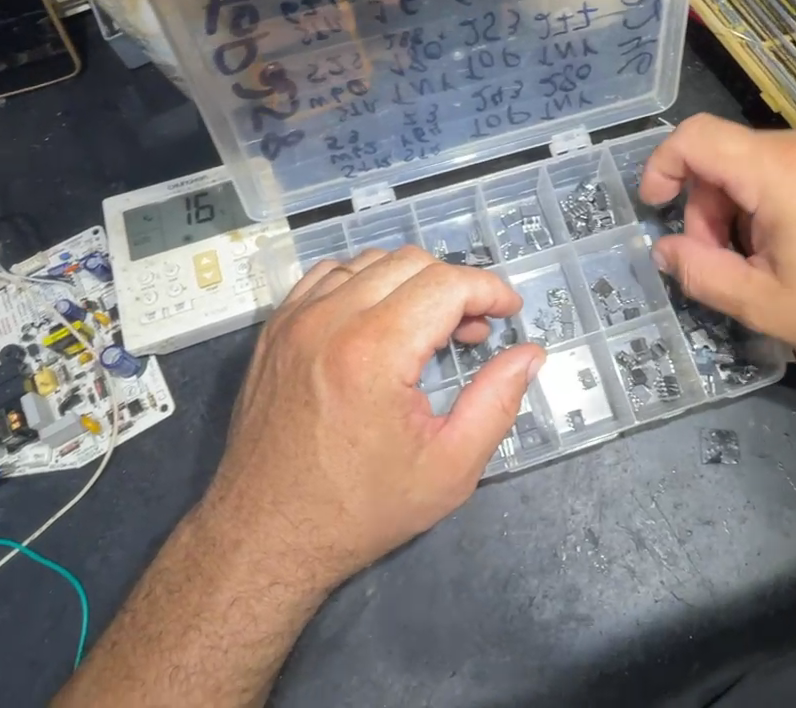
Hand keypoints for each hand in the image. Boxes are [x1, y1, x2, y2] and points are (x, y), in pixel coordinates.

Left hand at [200, 246, 544, 588]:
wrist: (266, 534)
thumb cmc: (362, 509)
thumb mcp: (449, 469)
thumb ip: (497, 402)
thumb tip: (529, 355)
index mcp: (375, 351)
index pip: (446, 284)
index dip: (489, 290)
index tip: (509, 312)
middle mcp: (330, 319)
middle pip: (410, 262)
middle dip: (454, 286)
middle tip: (472, 331)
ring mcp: (294, 319)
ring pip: (368, 262)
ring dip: (409, 282)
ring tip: (426, 328)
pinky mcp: (274, 328)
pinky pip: (327, 276)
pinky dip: (363, 283)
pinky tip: (376, 320)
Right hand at [638, 115, 795, 396]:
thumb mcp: (766, 307)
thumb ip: (700, 273)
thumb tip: (665, 250)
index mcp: (783, 169)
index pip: (696, 136)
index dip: (661, 166)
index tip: (657, 207)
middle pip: (734, 156)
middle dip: (713, 207)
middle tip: (726, 263)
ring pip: (772, 164)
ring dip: (751, 208)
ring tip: (777, 264)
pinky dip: (790, 200)